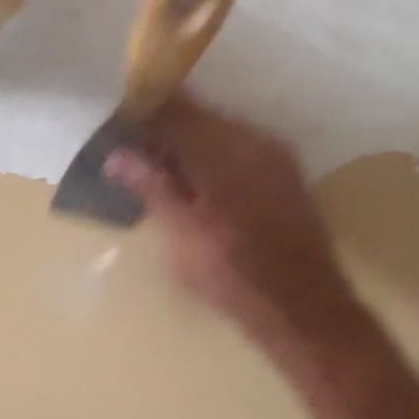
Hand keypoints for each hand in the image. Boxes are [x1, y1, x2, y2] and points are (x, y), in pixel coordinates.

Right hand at [105, 98, 365, 345]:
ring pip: (223, 134)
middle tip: (137, 159)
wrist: (302, 307)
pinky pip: (243, 151)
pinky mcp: (288, 176)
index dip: (144, 115)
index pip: (176, 110)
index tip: (119, 131)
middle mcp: (253, 140)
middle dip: (168, 132)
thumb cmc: (233, 277)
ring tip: (167, 178)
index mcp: (223, 149)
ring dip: (193, 148)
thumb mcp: (182, 236)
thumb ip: (152, 188)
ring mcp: (276, 156)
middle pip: (201, 118)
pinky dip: (218, 161)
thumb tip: (116, 155)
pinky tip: (203, 189)